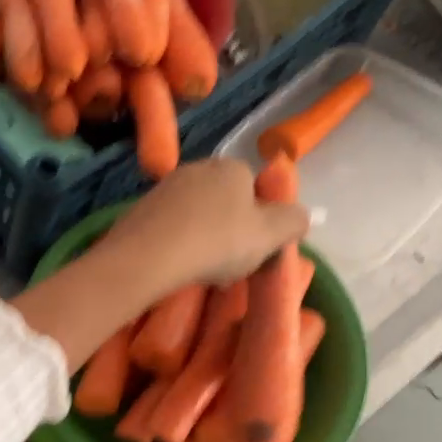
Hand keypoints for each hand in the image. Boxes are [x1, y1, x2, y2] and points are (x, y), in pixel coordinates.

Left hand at [95, 157, 308, 290]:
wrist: (147, 257)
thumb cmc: (217, 242)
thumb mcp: (271, 234)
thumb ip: (294, 221)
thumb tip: (302, 215)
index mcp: (231, 167)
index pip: (255, 190)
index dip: (260, 222)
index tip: (256, 250)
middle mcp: (196, 169)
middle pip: (224, 203)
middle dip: (230, 233)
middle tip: (230, 266)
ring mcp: (164, 188)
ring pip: (196, 217)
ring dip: (203, 242)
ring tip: (203, 273)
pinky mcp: (139, 211)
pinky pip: (170, 229)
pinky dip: (177, 246)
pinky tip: (176, 269)